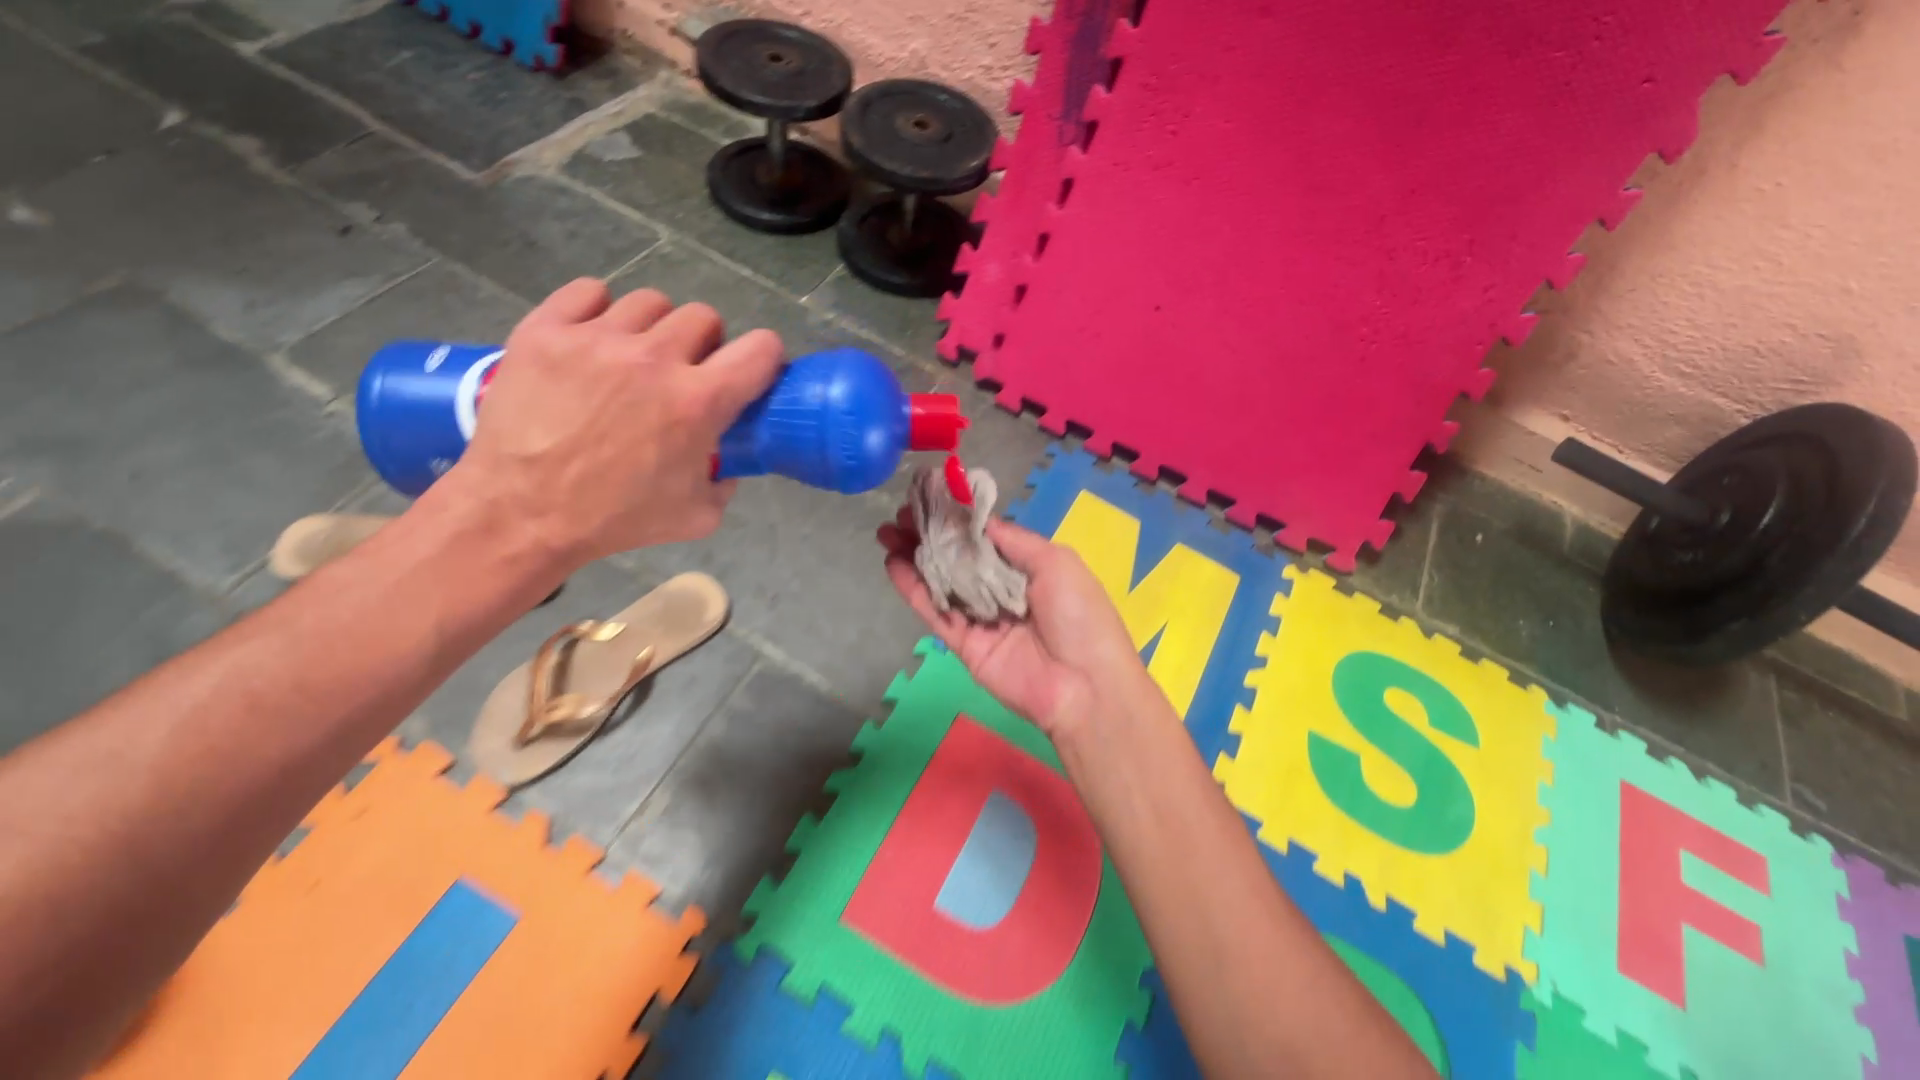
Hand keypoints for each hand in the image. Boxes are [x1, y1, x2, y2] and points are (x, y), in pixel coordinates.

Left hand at [449, 279, 782, 565]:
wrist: (520, 514)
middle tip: (683, 373)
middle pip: (703, 317)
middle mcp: (654, 359)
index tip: (749, 373)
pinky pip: (588, 292)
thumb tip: (727, 459)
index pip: (760, 348)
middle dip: (703, 344)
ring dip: (652, 328)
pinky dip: (597, 311)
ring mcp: (597, 339)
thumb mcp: (696, 517)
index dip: (764, 357)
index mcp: (698, 402)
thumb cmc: (612, 520)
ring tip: (632, 358)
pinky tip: (591, 340)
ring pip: (650, 302)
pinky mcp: (547, 330)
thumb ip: (726, 481)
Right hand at [878, 511, 1159, 741]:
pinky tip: (893, 564)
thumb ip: (1013, 540)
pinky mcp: (964, 644)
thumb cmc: (1080, 616)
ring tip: (887, 533)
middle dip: (930, 535)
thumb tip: (978, 522)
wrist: (1084, 686)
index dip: (957, 520)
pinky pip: (936, 611)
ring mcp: (981, 617)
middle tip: (900, 516)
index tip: (929, 498)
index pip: (985, 538)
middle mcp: (1002, 589)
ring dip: (915, 556)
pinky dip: (913, 589)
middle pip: (958, 557)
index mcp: (1029, 568)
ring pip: (942, 581)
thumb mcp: (1057, 562)